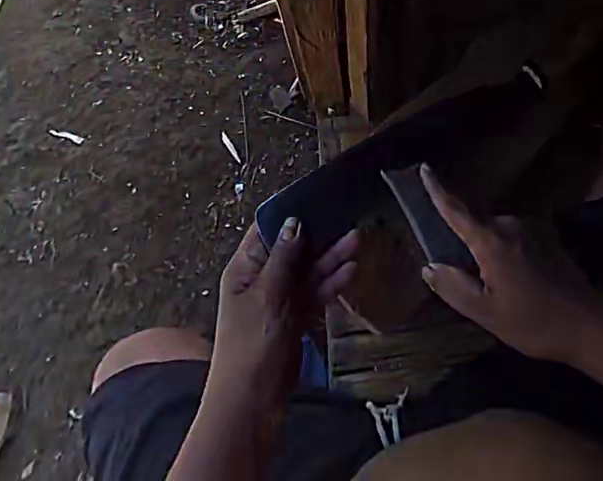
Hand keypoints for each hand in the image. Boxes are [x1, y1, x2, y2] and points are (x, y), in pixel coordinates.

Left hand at [205, 219, 359, 416]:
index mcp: (245, 267)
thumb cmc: (250, 345)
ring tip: (356, 240)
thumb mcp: (266, 295)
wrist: (251, 404)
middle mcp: (263, 278)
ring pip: (309, 270)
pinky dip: (331, 282)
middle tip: (346, 218)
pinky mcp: (296, 317)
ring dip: (331, 257)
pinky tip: (350, 271)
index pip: (267, 230)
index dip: (289, 214)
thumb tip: (294, 221)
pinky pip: (316, 293)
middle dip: (319, 235)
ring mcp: (281, 298)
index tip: (315, 197)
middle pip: (294, 249)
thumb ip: (283, 258)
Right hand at [419, 164, 602, 363]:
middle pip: (475, 224)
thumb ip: (453, 287)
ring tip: (498, 287)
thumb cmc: (535, 321)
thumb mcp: (487, 313)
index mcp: (490, 240)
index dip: (437, 189)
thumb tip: (429, 267)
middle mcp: (508, 225)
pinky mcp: (546, 237)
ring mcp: (530, 228)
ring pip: (495, 233)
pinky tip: (518, 284)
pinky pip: (513, 239)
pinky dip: (506, 253)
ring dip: (489, 251)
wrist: (591, 323)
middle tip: (468, 276)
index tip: (424, 168)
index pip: (455, 209)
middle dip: (466, 243)